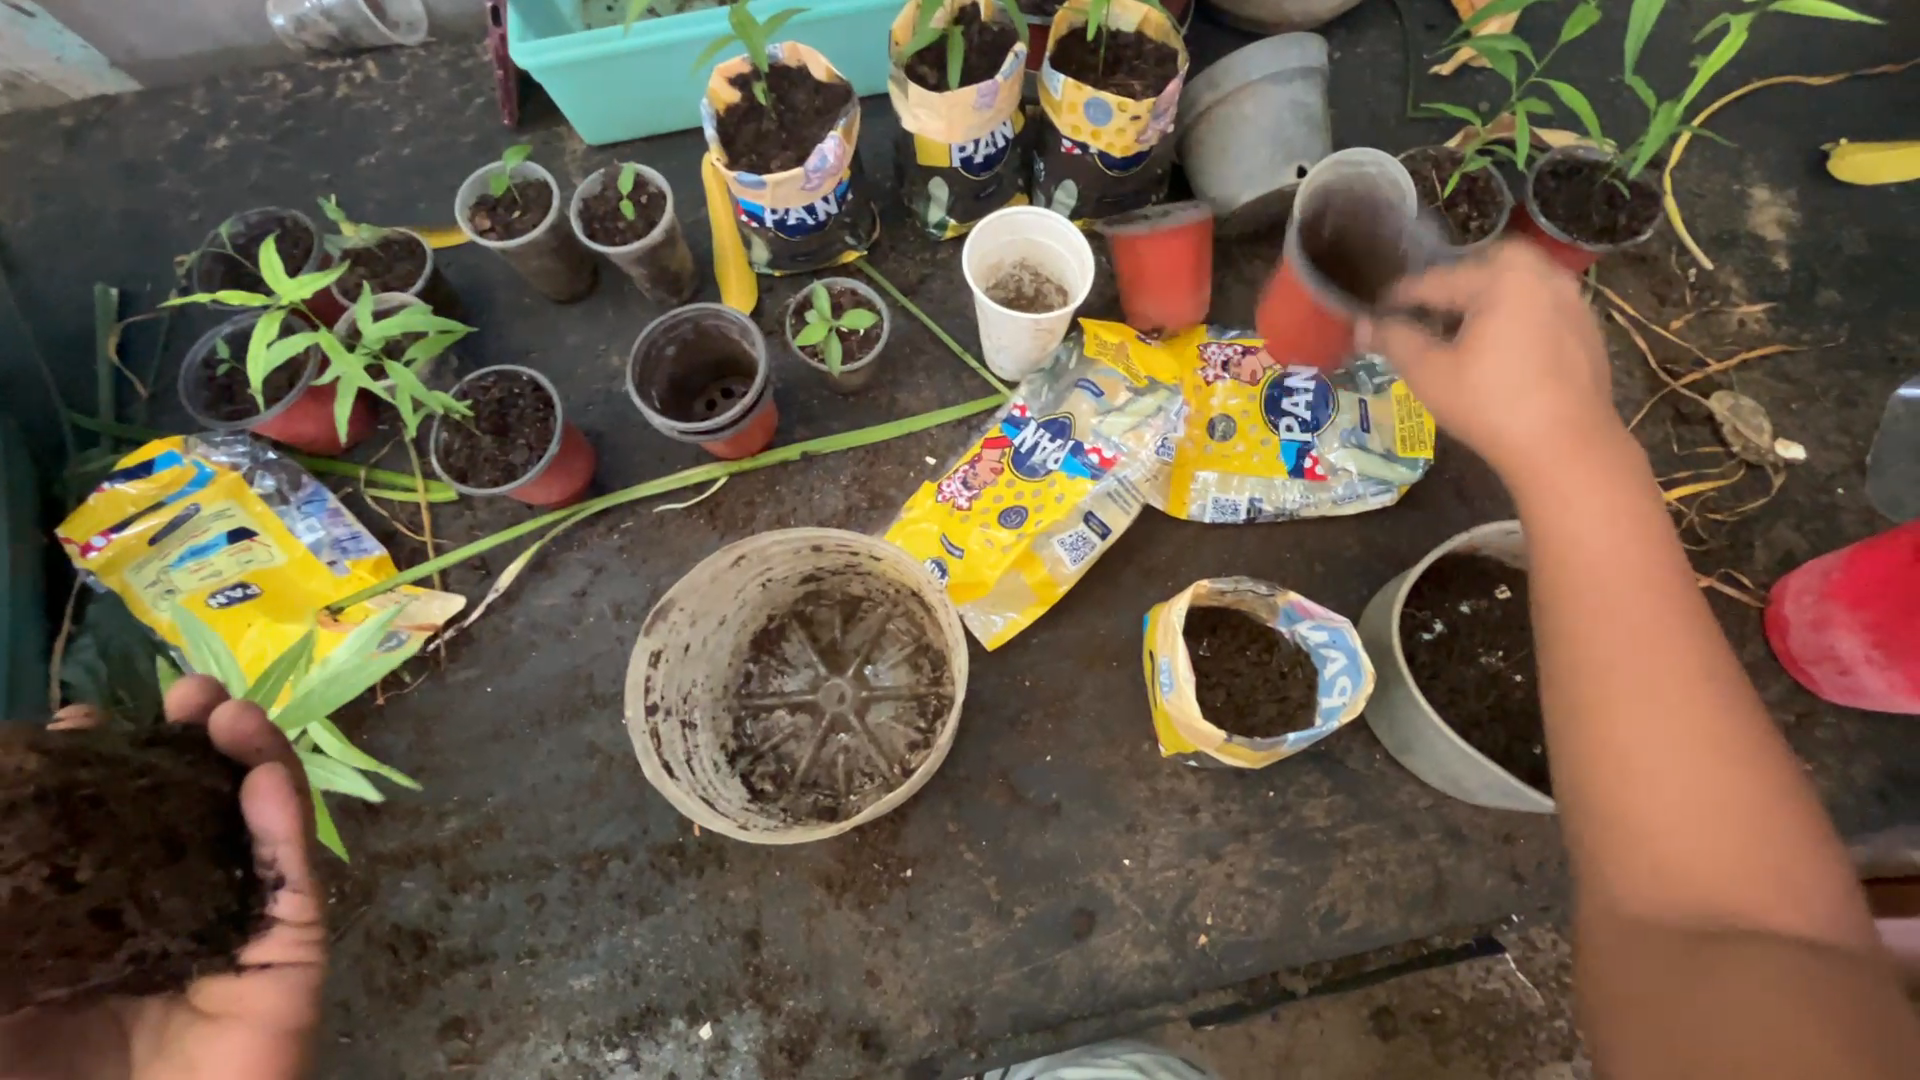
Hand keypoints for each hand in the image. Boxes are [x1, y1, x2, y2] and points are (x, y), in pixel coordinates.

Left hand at [2, 677, 324, 1079]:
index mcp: (88, 924)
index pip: (103, 828)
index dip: (95, 771)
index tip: (82, 723)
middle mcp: (170, 907)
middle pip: (192, 809)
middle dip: (187, 746)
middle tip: (187, 691)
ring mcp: (239, 920)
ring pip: (255, 823)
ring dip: (250, 759)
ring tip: (230, 709)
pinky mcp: (293, 939)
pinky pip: (294, 869)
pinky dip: (287, 817)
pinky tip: (268, 774)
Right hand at [1356, 240, 1628, 495]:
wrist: (1565, 444)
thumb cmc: (1488, 404)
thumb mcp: (1428, 373)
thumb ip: (1394, 341)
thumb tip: (1363, 325)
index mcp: (1503, 280)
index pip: (1436, 280)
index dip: (1399, 297)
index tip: (1374, 311)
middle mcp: (1543, 278)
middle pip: (1490, 263)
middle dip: (1454, 280)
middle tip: (1427, 309)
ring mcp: (1571, 301)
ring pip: (1519, 282)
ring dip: (1486, 295)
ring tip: (1459, 328)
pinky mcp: (1585, 327)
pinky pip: (1540, 304)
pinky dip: (1513, 313)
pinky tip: (1496, 347)